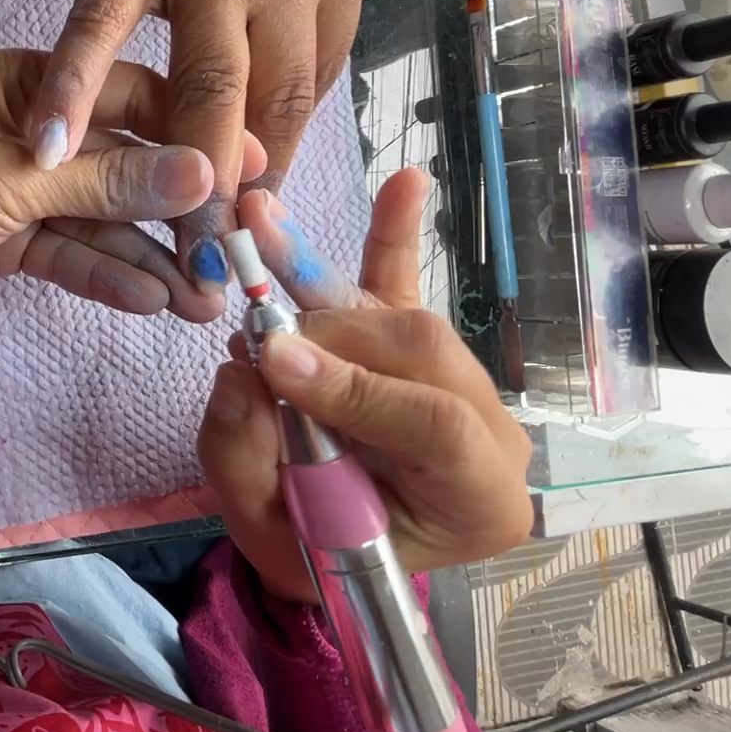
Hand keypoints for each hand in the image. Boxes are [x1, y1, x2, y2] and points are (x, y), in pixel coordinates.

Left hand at [0, 50, 264, 319]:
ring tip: (202, 302)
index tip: (249, 168)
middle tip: (232, 253)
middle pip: (124, 169)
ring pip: (101, 221)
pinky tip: (151, 301)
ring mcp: (26, 189)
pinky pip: (70, 252)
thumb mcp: (18, 177)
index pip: (130, 100)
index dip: (191, 134)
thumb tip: (206, 170)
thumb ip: (110, 178)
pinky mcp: (14, 237)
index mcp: (34, 89)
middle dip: (175, 214)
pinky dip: (104, 275)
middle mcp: (38, 134)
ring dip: (148, 259)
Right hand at [31, 0, 378, 295]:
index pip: (314, 77)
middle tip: (223, 257)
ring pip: (203, 82)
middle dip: (250, 185)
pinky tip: (45, 152)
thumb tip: (292, 61)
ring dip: (181, 169)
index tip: (252, 196)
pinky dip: (70, 92)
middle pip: (274, 98)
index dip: (284, 146)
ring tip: (165, 243)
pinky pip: (97, 28)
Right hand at [196, 168, 532, 601]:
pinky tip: (406, 184)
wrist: (326, 545)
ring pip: (398, 314)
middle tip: (253, 339)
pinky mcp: (414, 352)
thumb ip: (243, 460)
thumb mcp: (260, 531)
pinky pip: (406, 289)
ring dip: (320, 279)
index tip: (272, 365)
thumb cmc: (301, 547)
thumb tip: (243, 369)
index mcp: (475, 501)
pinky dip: (395, 235)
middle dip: (326, 338)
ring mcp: (455, 383)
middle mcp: (487, 433)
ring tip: (257, 222)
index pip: (439, 429)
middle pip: (418, 353)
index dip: (356, 389)